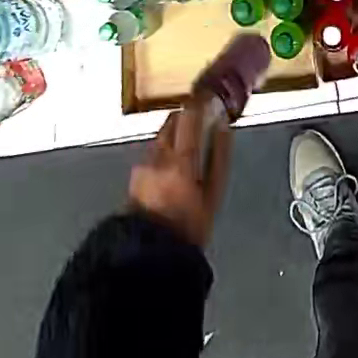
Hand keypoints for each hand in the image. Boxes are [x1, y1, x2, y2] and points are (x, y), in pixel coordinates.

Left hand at [126, 100, 230, 247]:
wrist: (148, 259)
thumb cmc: (188, 228)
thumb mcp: (214, 193)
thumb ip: (220, 155)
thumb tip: (223, 126)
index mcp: (180, 159)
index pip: (189, 115)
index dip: (200, 102)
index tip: (211, 98)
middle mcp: (158, 156)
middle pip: (172, 120)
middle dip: (187, 115)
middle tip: (203, 118)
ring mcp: (142, 166)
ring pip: (161, 135)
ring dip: (176, 132)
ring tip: (190, 142)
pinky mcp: (134, 177)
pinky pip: (153, 151)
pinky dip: (165, 149)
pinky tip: (174, 163)